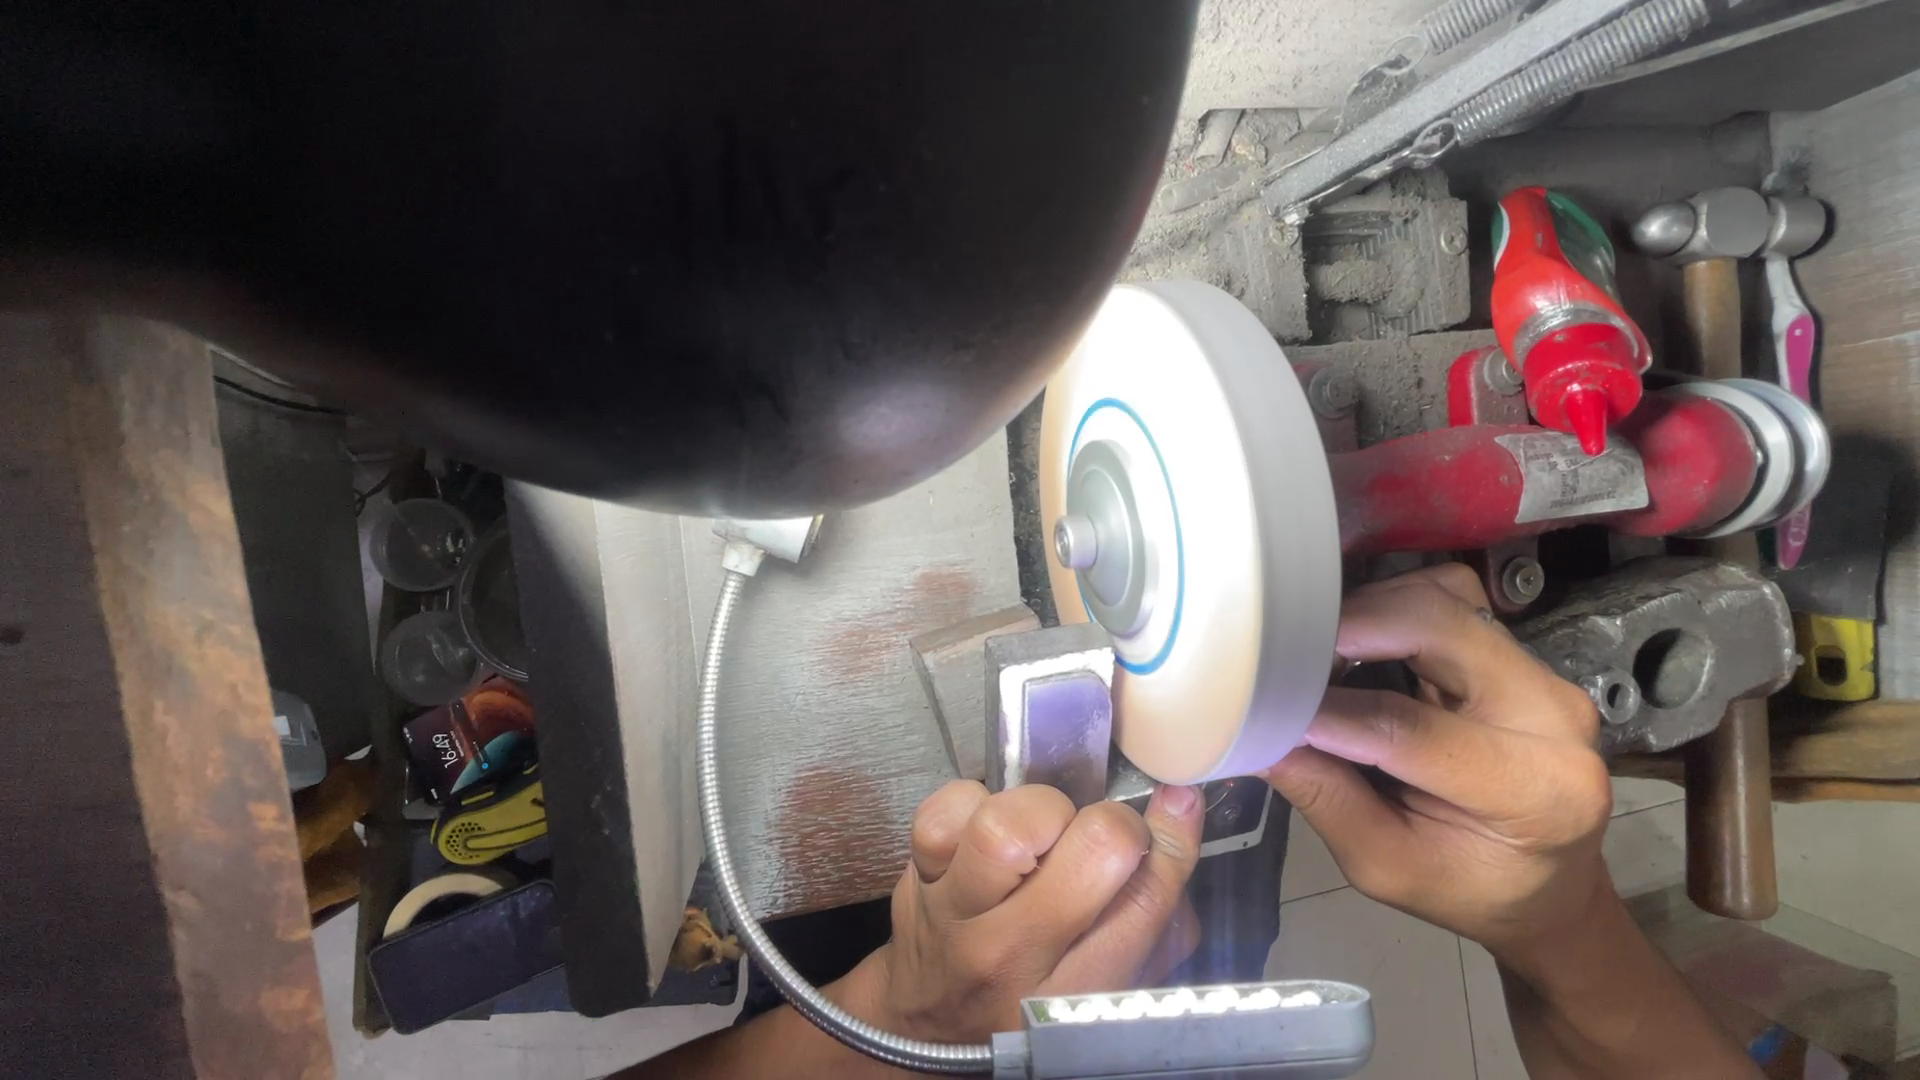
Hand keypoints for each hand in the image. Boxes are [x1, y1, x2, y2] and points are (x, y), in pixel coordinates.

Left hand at [830, 781, 1203, 1043]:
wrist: (928, 1027)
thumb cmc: (1024, 1001)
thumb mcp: (1104, 984)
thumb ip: (1152, 914)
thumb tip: (1178, 812)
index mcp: (1076, 994)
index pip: (1145, 901)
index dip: (1170, 840)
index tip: (1173, 806)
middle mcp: (1015, 956)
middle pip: (1093, 848)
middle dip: (1112, 824)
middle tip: (1099, 836)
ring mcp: (956, 913)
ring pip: (1009, 823)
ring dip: (1039, 810)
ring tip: (1039, 833)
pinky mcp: (916, 875)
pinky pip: (947, 808)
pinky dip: (972, 801)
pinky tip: (984, 826)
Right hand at [1265, 564, 1614, 959]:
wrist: (1545, 883)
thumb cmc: (1466, 886)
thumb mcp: (1385, 866)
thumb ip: (1324, 798)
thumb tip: (1256, 736)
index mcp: (1533, 789)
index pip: (1409, 728)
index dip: (1326, 712)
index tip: (1265, 708)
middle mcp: (1550, 714)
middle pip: (1438, 626)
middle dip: (1349, 628)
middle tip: (1285, 650)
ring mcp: (1537, 674)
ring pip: (1442, 597)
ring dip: (1367, 612)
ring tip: (1317, 648)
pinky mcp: (1514, 653)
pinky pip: (1448, 597)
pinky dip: (1390, 606)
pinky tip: (1356, 639)